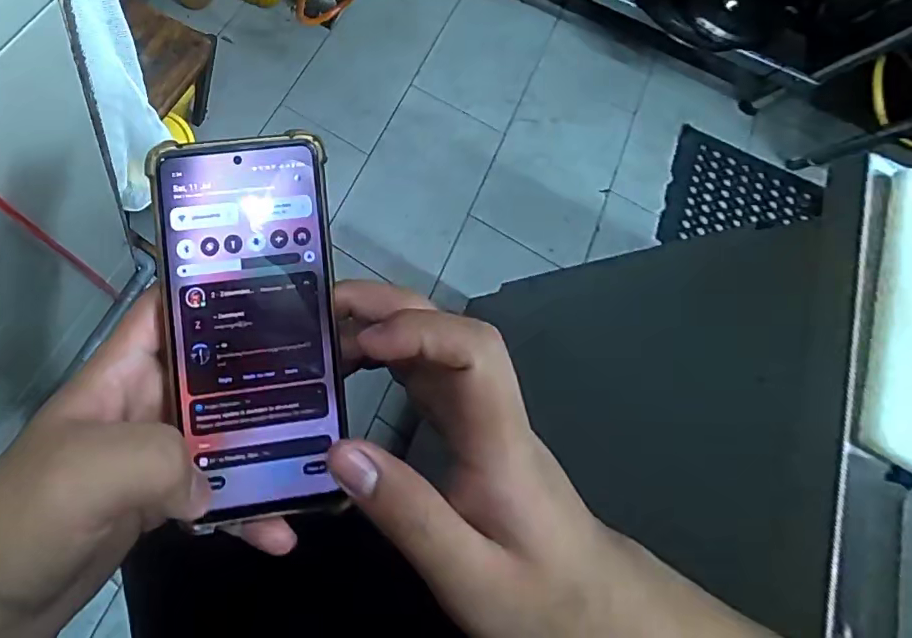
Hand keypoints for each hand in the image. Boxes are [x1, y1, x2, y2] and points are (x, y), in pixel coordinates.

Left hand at [0, 290, 297, 633]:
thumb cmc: (29, 510)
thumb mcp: (90, 468)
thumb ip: (157, 457)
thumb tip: (211, 480)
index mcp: (117, 374)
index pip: (164, 313)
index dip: (208, 295)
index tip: (271, 297)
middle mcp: (137, 404)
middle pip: (204, 375)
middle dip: (256, 378)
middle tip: (319, 388)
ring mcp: (145, 456)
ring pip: (214, 436)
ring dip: (259, 452)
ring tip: (313, 468)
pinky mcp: (153, 503)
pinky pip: (209, 493)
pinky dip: (242, 509)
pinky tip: (277, 532)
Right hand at [322, 296, 773, 637]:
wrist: (593, 607)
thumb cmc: (541, 596)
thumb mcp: (471, 577)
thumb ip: (409, 515)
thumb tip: (338, 451)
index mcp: (499, 437)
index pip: (474, 350)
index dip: (417, 330)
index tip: (362, 341)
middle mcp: (487, 404)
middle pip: (445, 322)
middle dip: (381, 305)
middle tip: (318, 311)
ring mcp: (474, 405)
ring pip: (428, 334)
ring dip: (373, 320)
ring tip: (319, 334)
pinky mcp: (459, 414)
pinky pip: (415, 361)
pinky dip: (375, 347)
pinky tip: (345, 363)